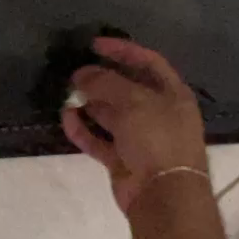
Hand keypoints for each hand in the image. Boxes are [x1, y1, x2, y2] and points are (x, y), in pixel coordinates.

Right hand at [62, 37, 209, 213]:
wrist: (163, 194)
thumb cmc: (157, 138)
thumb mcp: (134, 101)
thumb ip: (105, 83)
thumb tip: (80, 74)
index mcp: (172, 94)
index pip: (148, 62)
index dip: (123, 51)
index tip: (95, 45)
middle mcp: (158, 113)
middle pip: (126, 89)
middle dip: (101, 80)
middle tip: (75, 74)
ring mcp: (139, 138)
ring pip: (110, 115)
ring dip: (89, 104)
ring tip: (67, 94)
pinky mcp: (122, 160)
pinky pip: (100, 140)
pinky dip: (83, 130)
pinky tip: (66, 118)